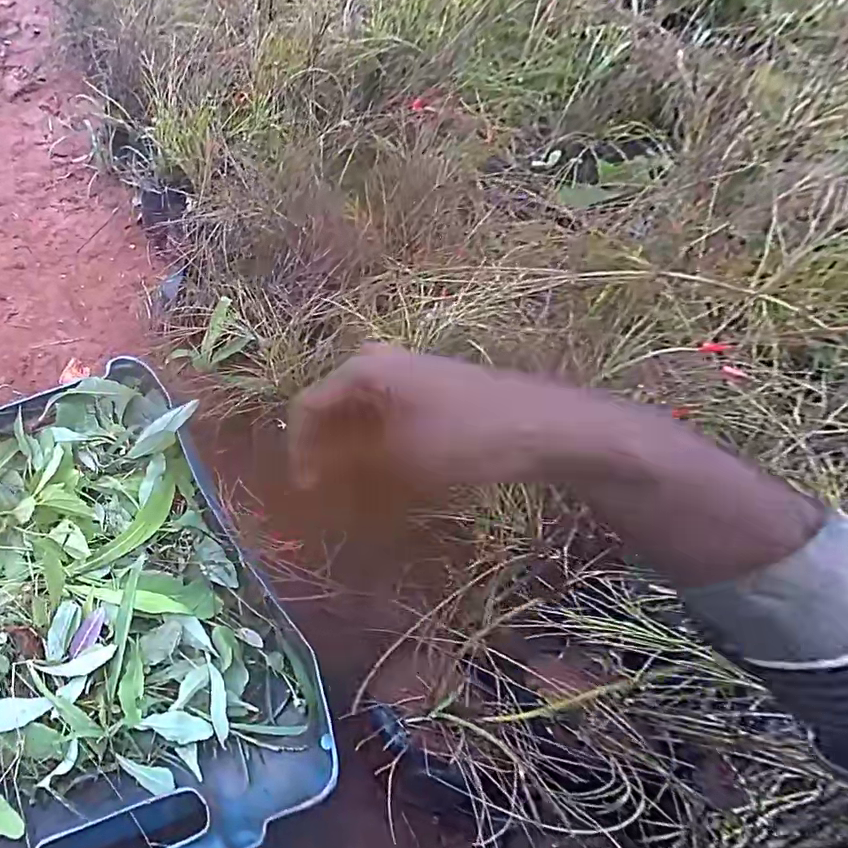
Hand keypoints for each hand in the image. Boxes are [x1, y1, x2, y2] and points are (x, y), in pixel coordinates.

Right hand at [287, 344, 624, 492]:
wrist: (548, 425)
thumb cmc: (465, 437)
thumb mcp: (398, 459)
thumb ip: (345, 465)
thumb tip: (311, 477)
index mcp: (362, 368)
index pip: (308, 406)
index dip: (298, 449)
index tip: (302, 487)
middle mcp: (378, 359)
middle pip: (331, 405)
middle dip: (322, 446)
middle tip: (322, 483)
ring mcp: (406, 369)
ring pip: (357, 409)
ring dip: (348, 444)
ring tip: (350, 480)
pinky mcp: (428, 384)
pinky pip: (383, 410)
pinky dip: (374, 438)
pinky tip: (382, 466)